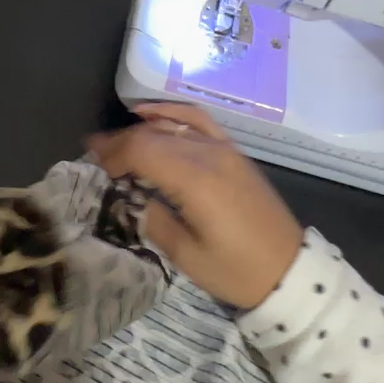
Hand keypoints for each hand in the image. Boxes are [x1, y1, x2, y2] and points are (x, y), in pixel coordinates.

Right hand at [89, 103, 303, 308]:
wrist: (290, 270)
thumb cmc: (236, 270)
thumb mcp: (187, 256)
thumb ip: (155, 220)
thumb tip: (131, 198)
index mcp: (195, 180)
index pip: (143, 150)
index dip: (114, 153)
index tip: (93, 163)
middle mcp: (208, 154)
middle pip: (154, 134)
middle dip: (121, 141)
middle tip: (96, 155)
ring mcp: (223, 148)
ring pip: (172, 125)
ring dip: (141, 129)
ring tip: (117, 142)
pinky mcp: (233, 151)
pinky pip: (199, 119)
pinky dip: (172, 112)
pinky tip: (151, 113)